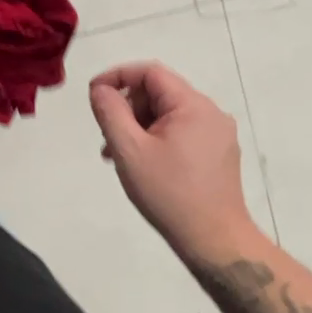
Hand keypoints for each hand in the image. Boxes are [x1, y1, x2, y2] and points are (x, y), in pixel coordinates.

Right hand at [89, 62, 260, 259]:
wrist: (214, 240)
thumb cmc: (169, 193)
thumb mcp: (129, 150)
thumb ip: (110, 112)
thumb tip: (100, 88)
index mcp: (193, 106)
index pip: (150, 72)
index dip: (117, 76)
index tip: (93, 94)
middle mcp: (210, 112)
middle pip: (159, 92)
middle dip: (127, 107)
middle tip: (106, 136)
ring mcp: (218, 134)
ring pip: (168, 114)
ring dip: (138, 126)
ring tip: (118, 155)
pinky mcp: (218, 154)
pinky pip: (181, 132)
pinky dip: (156, 138)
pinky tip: (142, 164)